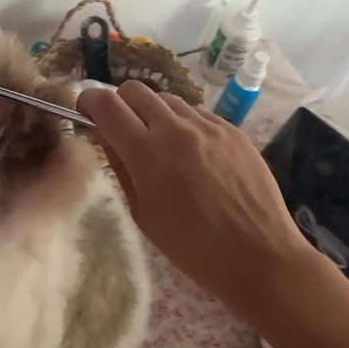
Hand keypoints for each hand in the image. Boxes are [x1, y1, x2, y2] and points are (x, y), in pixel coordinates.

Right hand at [79, 80, 316, 301]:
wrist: (261, 258)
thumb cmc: (193, 248)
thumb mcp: (143, 213)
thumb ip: (120, 166)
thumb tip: (106, 135)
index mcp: (148, 153)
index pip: (106, 103)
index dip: (89, 101)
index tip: (87, 113)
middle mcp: (176, 129)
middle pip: (134, 89)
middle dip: (121, 104)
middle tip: (124, 129)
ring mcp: (208, 126)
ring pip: (167, 99)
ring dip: (155, 114)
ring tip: (163, 144)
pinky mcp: (233, 130)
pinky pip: (198, 113)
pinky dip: (186, 125)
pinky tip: (195, 154)